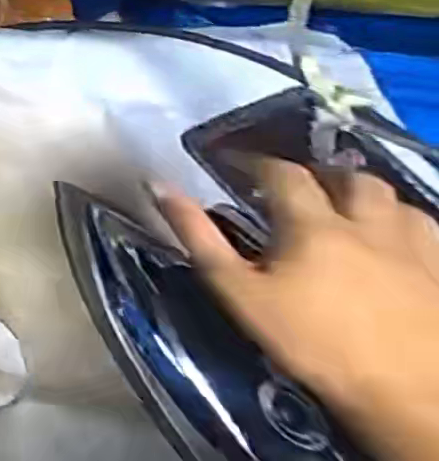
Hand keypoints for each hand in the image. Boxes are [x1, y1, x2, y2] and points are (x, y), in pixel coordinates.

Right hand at [159, 159, 438, 460]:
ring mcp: (422, 260)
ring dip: (373, 200)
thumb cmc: (308, 340)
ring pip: (406, 208)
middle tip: (294, 183)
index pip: (284, 174)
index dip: (253, 161)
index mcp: (315, 228)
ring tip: (346, 210)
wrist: (409, 404)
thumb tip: (156, 183)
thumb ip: (195, 231)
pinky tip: (390, 245)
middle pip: (357, 181)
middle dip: (323, 174)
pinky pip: (435, 241)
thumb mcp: (233, 286)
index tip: (229, 162)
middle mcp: (373, 233)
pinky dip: (408, 230)